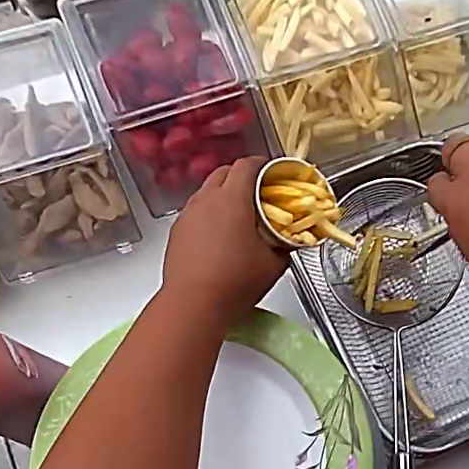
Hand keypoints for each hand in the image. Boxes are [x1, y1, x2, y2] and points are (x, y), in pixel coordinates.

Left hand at [160, 156, 287, 324]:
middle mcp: (207, 199)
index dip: (262, 165)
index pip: (247, 165)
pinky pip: (197, 211)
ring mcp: (188, 214)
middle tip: (258, 193)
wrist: (193, 303)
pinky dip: (210, 214)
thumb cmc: (236, 281)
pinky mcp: (178, 231)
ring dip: (224, 195)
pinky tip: (219, 235)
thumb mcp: (273, 265)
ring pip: (208, 191)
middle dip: (242, 177)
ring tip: (239, 215)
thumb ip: (284, 245)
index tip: (272, 173)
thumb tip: (290, 239)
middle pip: (224, 172)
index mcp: (233, 199)